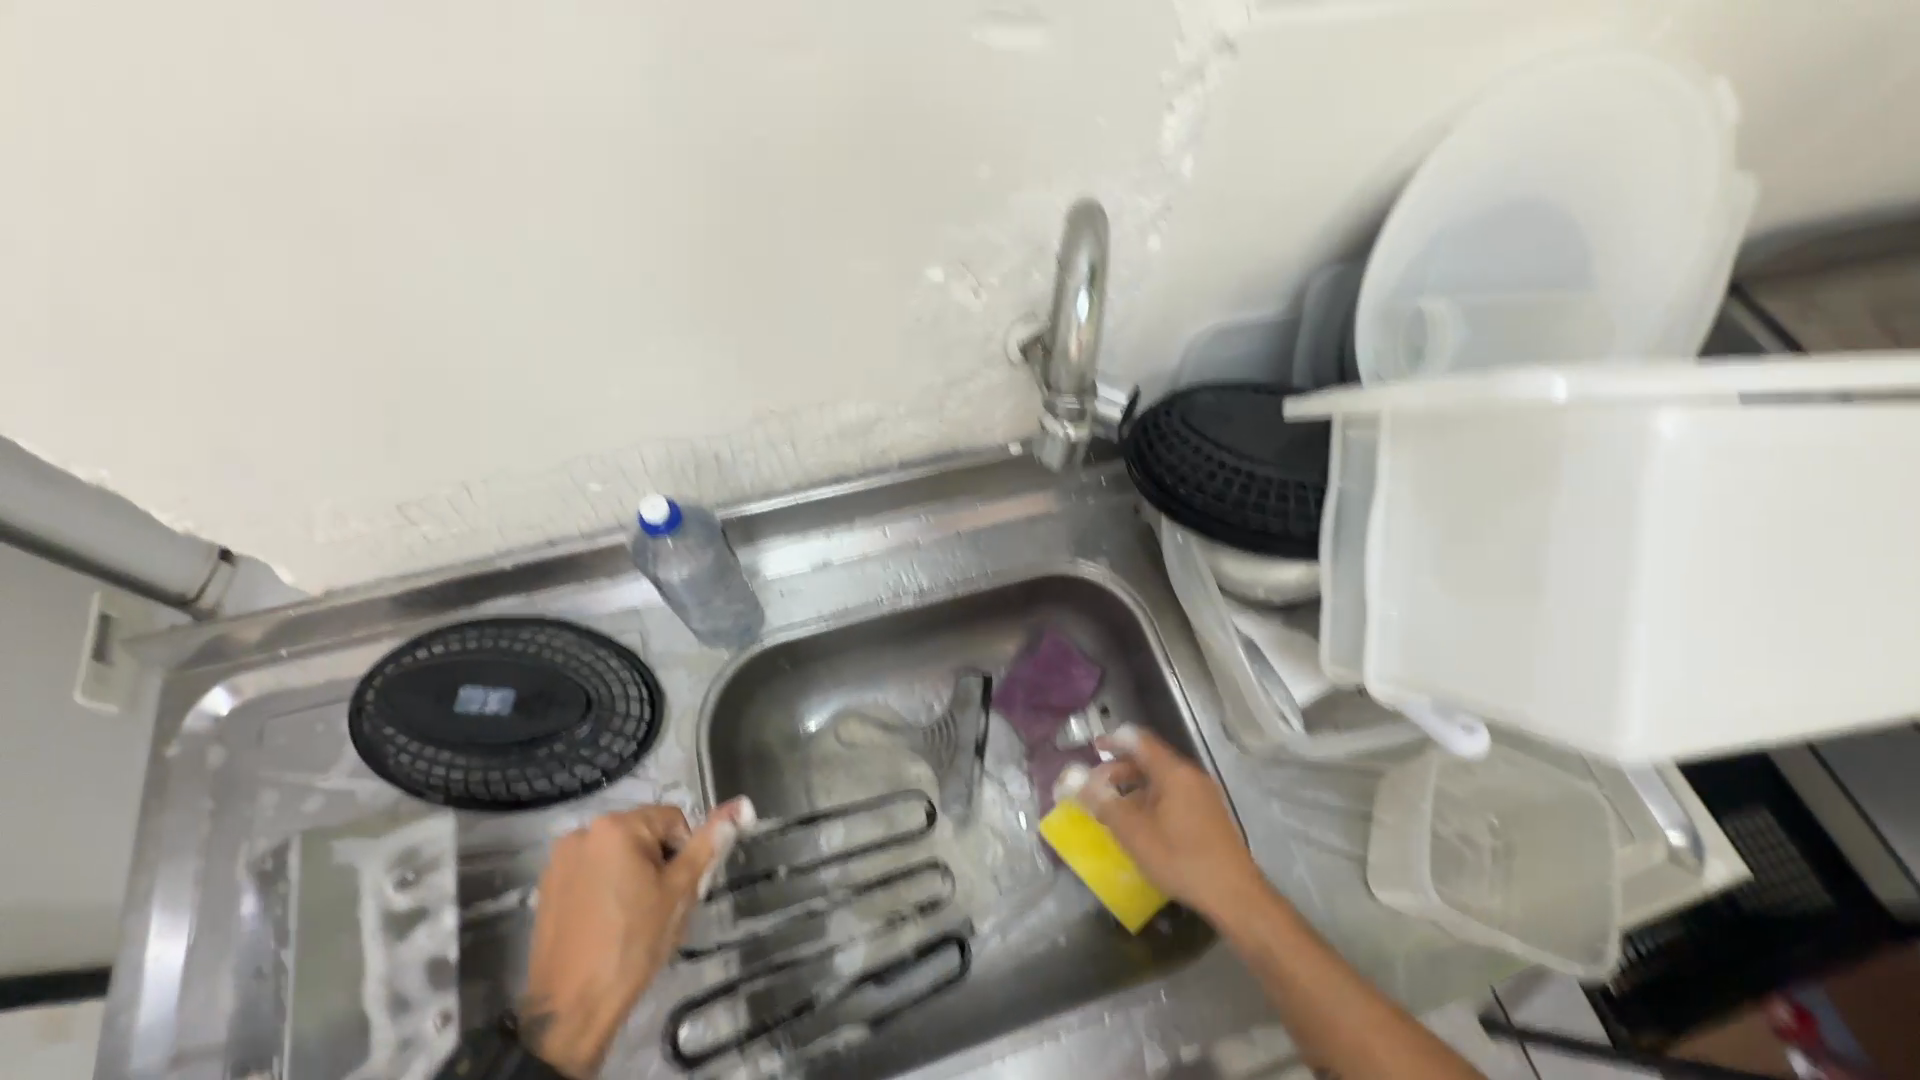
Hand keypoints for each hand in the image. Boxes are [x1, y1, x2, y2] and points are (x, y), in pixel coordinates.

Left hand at [518, 798, 754, 1078]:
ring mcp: (560, 860)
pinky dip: (608, 888)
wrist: (573, 1006)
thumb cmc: (634, 943)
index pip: (673, 820)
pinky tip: (610, 923)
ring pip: (618, 855)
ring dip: (634, 875)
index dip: (686, 853)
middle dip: (659, 864)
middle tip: (663, 906)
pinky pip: (593, 872)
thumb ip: (708, 844)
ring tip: (637, 917)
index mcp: (617, 826)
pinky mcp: (548, 886)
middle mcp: (583, 832)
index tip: (681, 890)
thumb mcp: (680, 891)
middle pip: (643, 835)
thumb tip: (740, 804)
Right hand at [1060, 725, 1268, 920]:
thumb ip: (1101, 801)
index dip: (1113, 741)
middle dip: (1118, 770)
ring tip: (1112, 809)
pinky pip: (1173, 796)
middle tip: (1095, 787)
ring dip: (1133, 788)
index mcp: (1173, 772)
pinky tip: (1139, 825)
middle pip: (1149, 760)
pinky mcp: (1208, 815)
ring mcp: (1203, 796)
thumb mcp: (1133, 832)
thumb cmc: (1179, 858)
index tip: (1092, 749)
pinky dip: (1150, 801)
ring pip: (1160, 780)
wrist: (1233, 894)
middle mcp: (1190, 776)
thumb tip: (1072, 777)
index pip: (1139, 740)